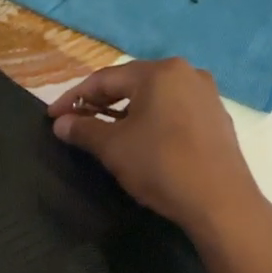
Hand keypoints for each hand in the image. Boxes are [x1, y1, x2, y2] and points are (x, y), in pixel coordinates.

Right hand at [48, 59, 267, 238]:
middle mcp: (187, 73)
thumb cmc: (160, 165)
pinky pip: (174, 113)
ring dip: (125, 113)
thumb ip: (83, 130)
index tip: (52, 117)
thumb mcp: (112, 148)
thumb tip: (61, 123)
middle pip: (131, 84)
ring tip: (105, 134)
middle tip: (77, 123)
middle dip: (100, 104)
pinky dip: (151, 122)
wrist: (219, 200)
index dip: (73, 98)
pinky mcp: (216, 119)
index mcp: (159, 72)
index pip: (104, 79)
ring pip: (154, 99)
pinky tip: (141, 143)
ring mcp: (206, 96)